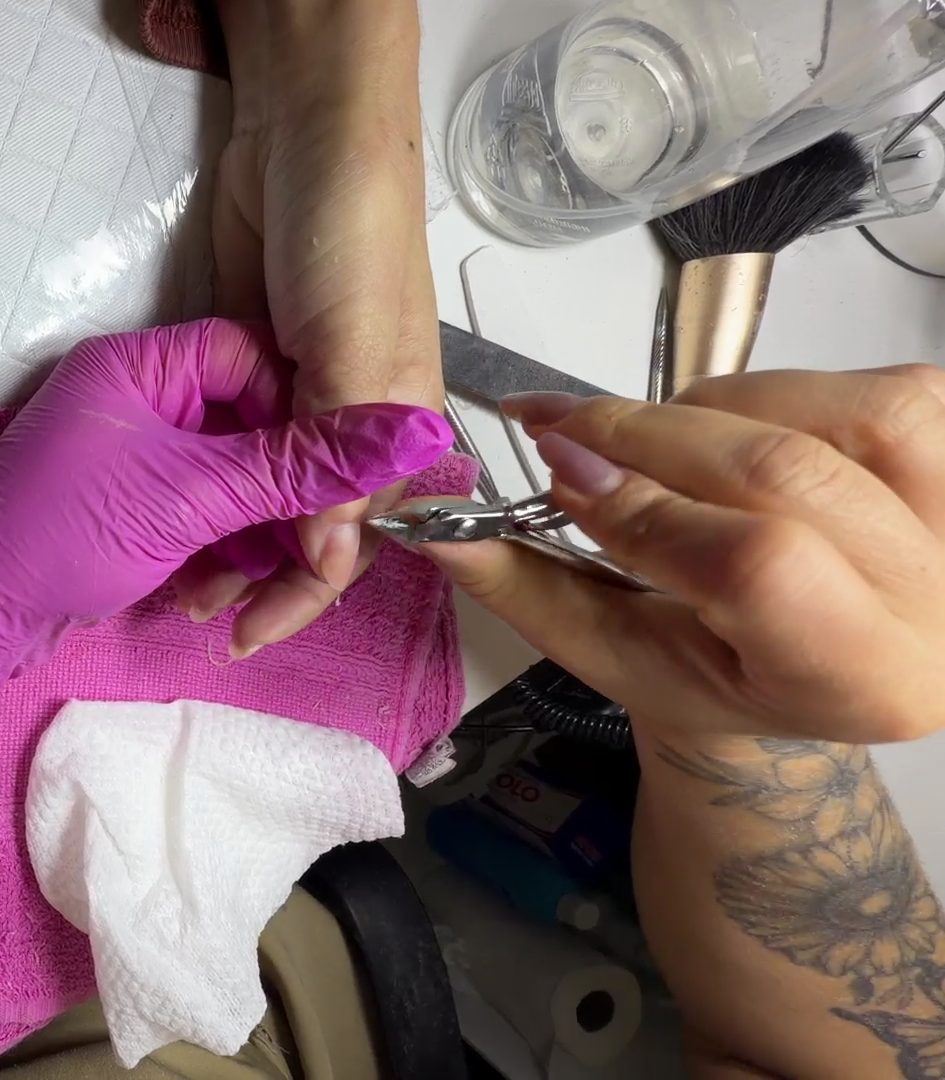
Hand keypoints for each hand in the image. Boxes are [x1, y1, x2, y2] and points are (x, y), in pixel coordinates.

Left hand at [0, 319, 449, 694]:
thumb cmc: (69, 532)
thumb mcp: (190, 496)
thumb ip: (298, 466)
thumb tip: (414, 435)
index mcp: (141, 363)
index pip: (250, 359)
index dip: (297, 416)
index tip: (320, 477)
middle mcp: (138, 396)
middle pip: (245, 425)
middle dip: (274, 495)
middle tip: (294, 553)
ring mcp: (132, 449)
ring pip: (225, 476)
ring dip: (246, 534)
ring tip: (248, 593)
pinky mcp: (129, 497)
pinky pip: (196, 506)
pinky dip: (214, 547)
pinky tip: (213, 593)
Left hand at [195, 0, 444, 654]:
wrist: (301, 145)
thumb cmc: (345, 246)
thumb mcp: (346, 357)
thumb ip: (331, 457)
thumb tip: (332, 562)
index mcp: (376, 426)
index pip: (344, 528)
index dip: (305, 583)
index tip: (255, 629)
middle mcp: (331, 420)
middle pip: (294, 518)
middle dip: (254, 569)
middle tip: (203, 609)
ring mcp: (279, 398)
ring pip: (251, 490)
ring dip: (221, 537)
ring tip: (179, 584)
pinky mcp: (239, 376)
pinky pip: (218, 452)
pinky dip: (201, 488)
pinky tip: (174, 522)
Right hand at [423, 368, 944, 743]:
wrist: (808, 671)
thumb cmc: (695, 673)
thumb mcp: (594, 646)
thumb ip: (515, 584)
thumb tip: (432, 527)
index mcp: (849, 679)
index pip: (753, 563)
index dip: (640, 501)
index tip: (552, 462)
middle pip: (790, 472)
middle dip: (648, 431)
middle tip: (564, 427)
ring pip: (857, 414)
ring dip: (722, 408)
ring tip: (662, 442)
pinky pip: (895, 390)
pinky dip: (786, 393)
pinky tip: (738, 430)